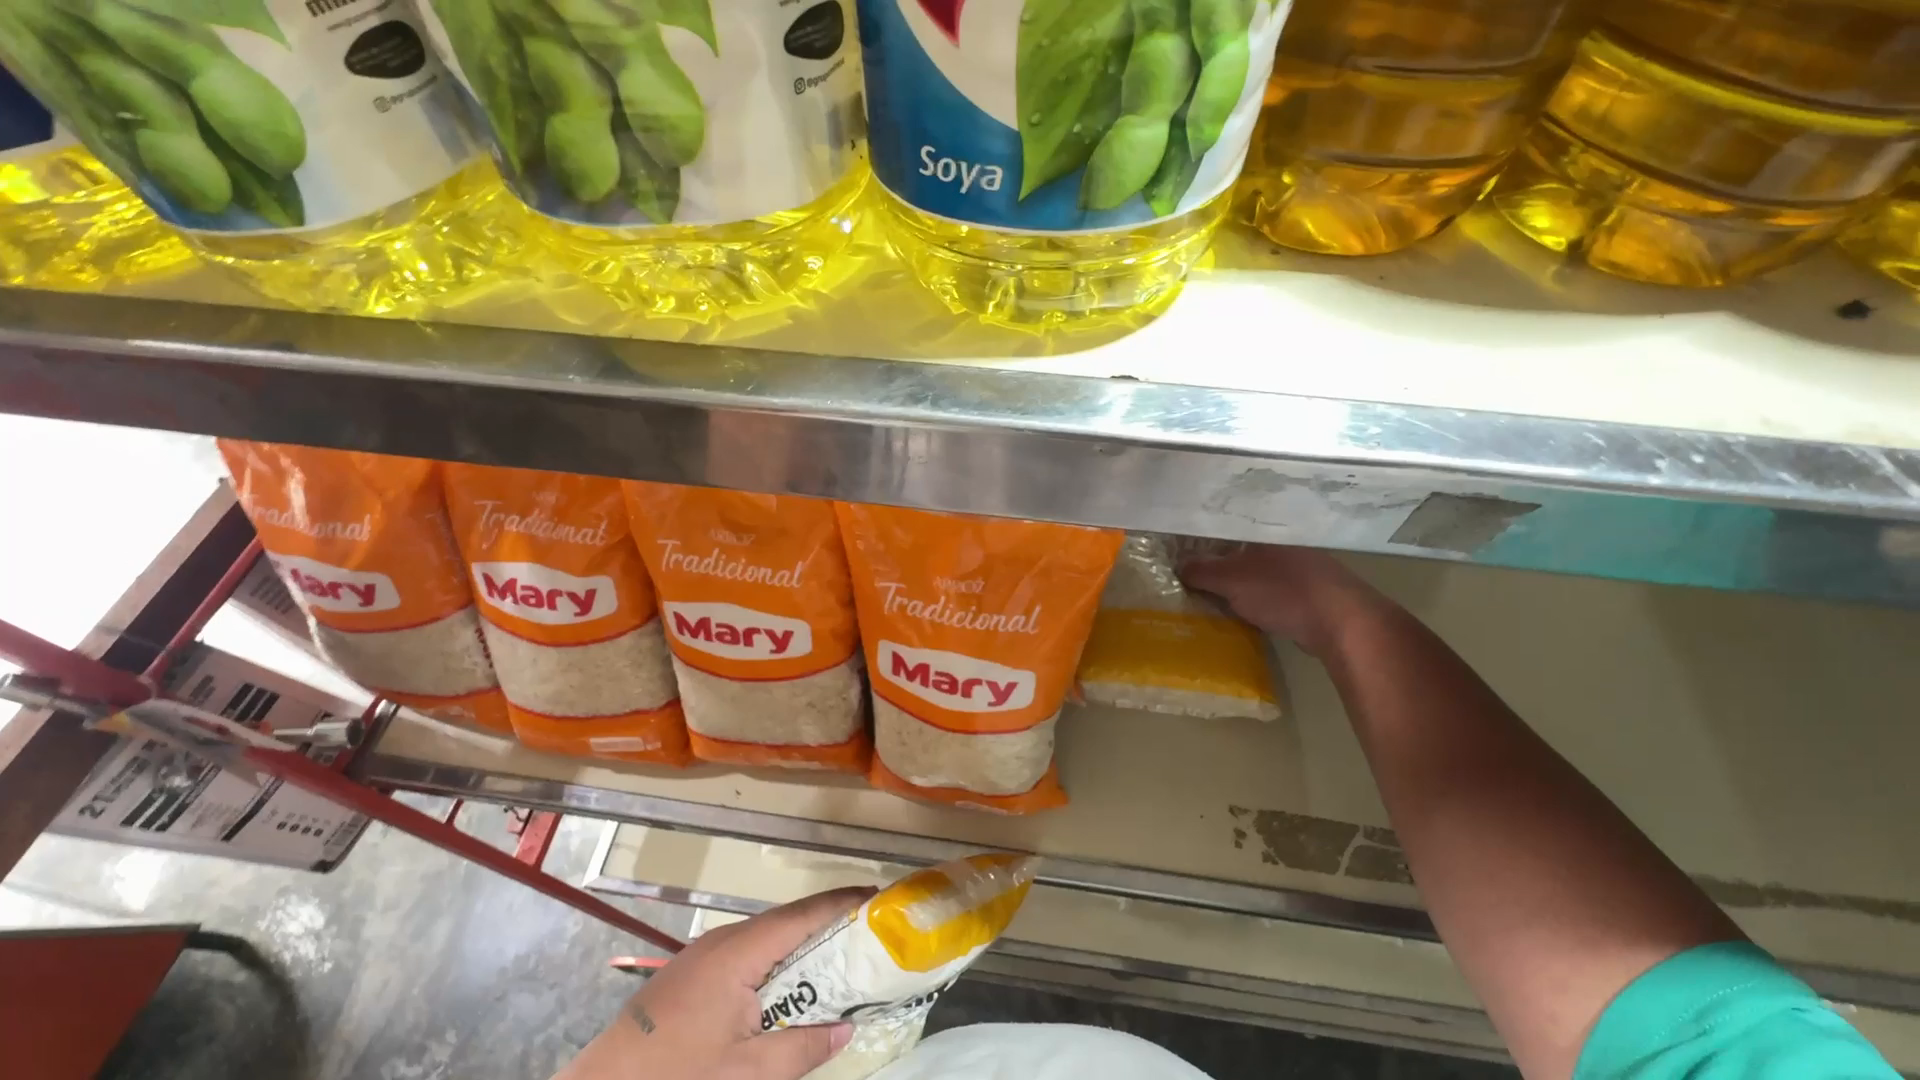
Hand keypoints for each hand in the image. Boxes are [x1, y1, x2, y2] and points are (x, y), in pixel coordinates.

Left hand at [556, 888, 874, 1079]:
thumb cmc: (677, 1075)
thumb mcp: (747, 1073)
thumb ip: (803, 1049)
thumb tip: (848, 1029)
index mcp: (740, 952)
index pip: (804, 914)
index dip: (844, 902)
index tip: (882, 897)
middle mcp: (724, 940)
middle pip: (789, 922)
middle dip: (831, 924)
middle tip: (873, 933)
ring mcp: (705, 954)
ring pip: (768, 939)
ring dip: (805, 946)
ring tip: (843, 960)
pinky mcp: (693, 973)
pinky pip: (749, 955)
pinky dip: (779, 963)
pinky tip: (793, 988)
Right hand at [1180, 544, 1388, 658]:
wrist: (1342, 623)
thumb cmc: (1283, 592)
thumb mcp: (1231, 580)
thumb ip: (1202, 571)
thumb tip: (1179, 566)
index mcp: (1267, 532)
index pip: (1230, 529)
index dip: (1208, 541)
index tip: (1189, 556)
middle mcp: (1289, 544)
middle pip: (1248, 550)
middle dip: (1227, 563)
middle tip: (1201, 579)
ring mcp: (1308, 568)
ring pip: (1267, 572)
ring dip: (1248, 584)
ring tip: (1223, 599)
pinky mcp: (1319, 594)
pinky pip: (1282, 593)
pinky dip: (1267, 600)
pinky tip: (1257, 614)